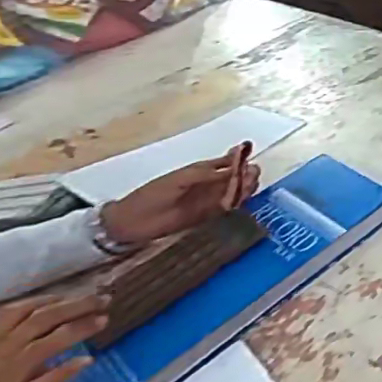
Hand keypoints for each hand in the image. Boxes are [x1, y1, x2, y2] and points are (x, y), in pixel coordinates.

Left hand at [97, 143, 261, 246]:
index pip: (230, 161)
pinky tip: (241, 200)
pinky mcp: (208, 215)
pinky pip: (228, 207)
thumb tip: (233, 168)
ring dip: (245, 188)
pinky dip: (237, 203)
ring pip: (236, 191)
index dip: (242, 158)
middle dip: (248, 174)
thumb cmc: (152, 195)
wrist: (132, 222)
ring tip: (248, 186)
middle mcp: (211, 183)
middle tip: (250, 176)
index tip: (249, 159)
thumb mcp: (180, 179)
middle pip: (238, 176)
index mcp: (203, 169)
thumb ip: (206, 174)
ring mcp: (210, 199)